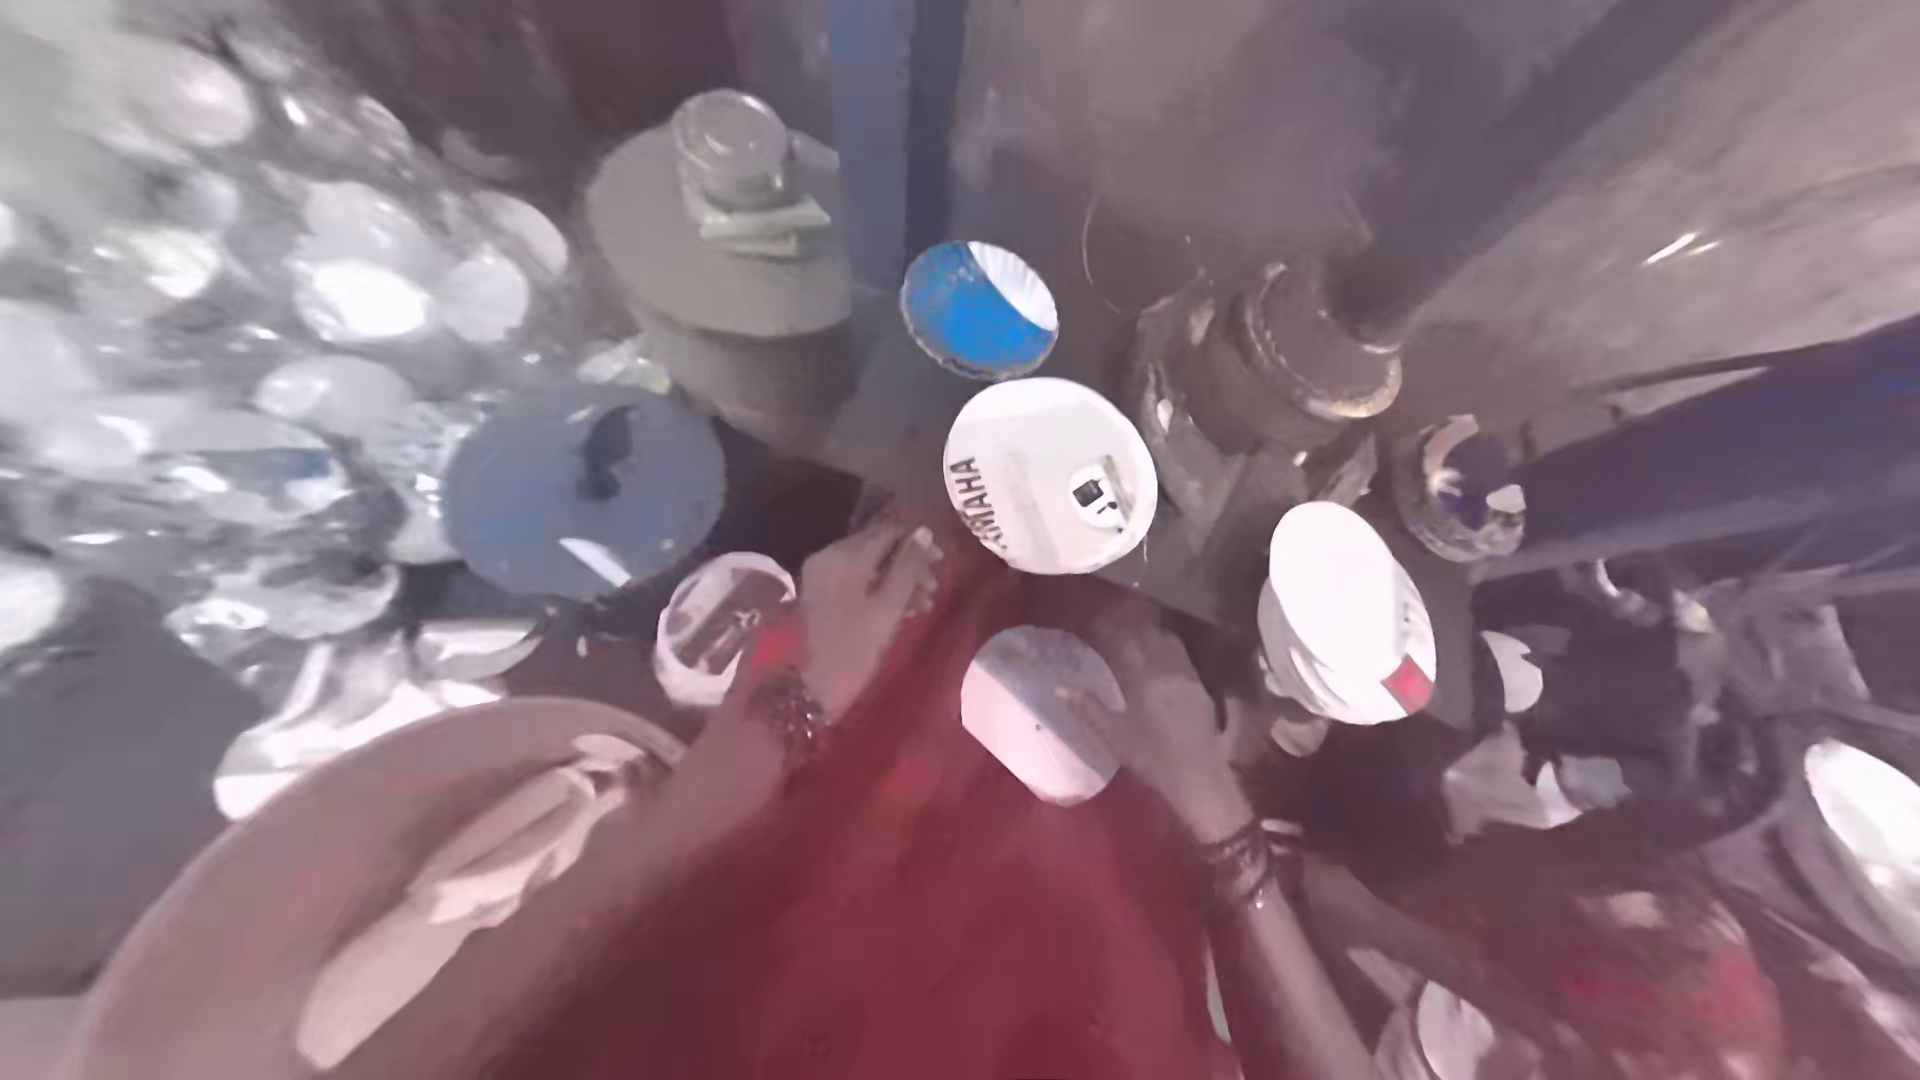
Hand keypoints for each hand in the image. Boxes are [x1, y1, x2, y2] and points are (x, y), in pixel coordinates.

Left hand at [796, 516, 942, 719]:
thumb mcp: (889, 605)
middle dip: (909, 564)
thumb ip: (908, 566)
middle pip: (878, 547)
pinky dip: (880, 588)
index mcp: (844, 555)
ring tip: (924, 602)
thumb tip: (925, 532)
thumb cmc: (858, 646)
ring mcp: (823, 574)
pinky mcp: (823, 592)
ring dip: (898, 579)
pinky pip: (857, 578)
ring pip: (870, 564)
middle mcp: (829, 556)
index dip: (917, 543)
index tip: (940, 562)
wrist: (816, 686)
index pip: (888, 531)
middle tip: (934, 587)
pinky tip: (903, 608)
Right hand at [1084, 608, 1252, 842]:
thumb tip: (1060, 688)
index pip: (1125, 643)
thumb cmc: (1153, 757)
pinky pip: (1182, 656)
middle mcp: (1169, 670)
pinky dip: (1168, 646)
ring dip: (1152, 632)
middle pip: (1150, 635)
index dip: (1110, 628)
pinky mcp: (1201, 689)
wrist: (1200, 779)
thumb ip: (1088, 707)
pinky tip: (1161, 653)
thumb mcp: (1114, 735)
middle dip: (1132, 624)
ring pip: (1170, 642)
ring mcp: (1189, 677)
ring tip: (1138, 629)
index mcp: (1145, 679)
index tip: (1096, 620)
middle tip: (1116, 619)